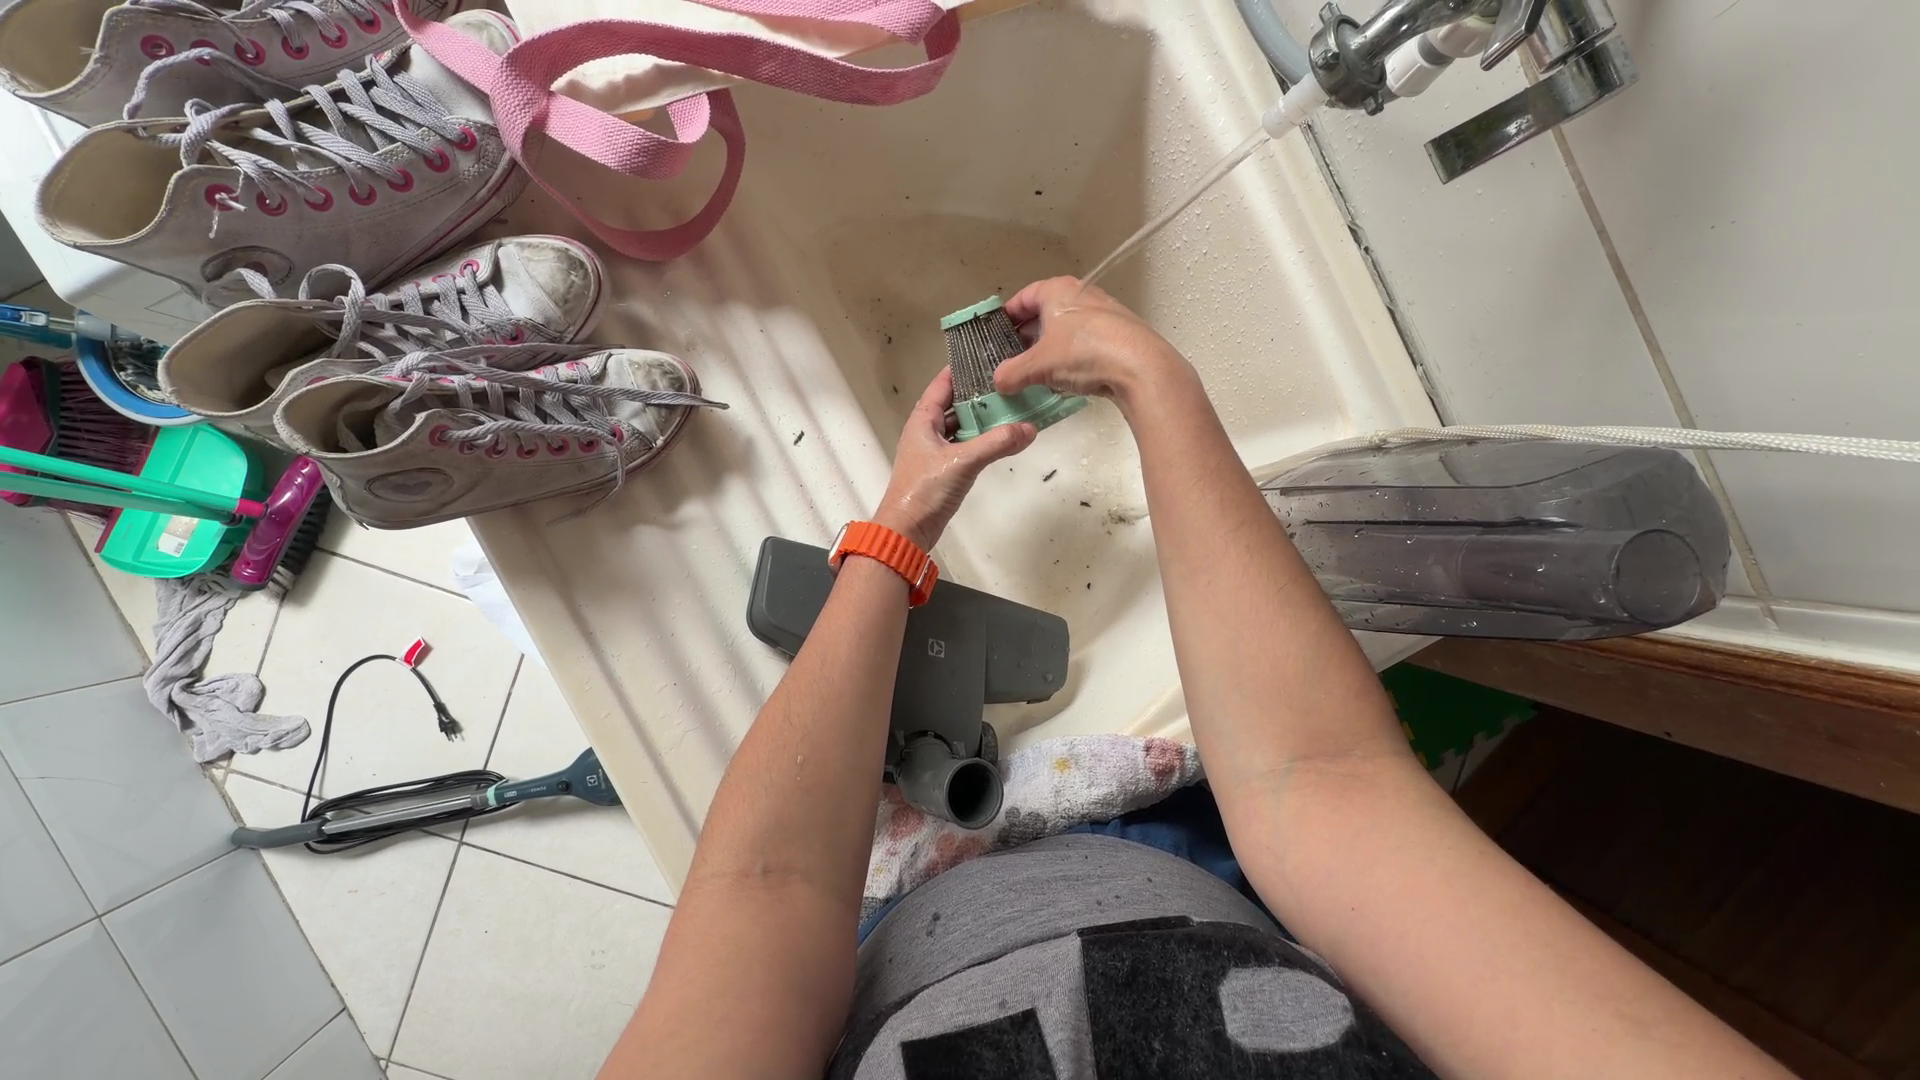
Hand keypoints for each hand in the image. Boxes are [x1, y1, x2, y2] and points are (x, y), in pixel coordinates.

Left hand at [872, 369, 1034, 550]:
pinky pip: (966, 446)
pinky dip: (982, 440)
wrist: (907, 531)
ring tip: (1012, 405)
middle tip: (1010, 382)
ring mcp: (935, 451)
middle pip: (955, 403)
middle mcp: (927, 431)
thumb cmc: (925, 490)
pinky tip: (1002, 438)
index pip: (942, 384)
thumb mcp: (962, 462)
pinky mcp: (944, 470)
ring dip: (983, 418)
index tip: (988, 355)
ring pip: (962, 426)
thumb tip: (1030, 428)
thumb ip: (996, 444)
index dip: (962, 368)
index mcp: (923, 420)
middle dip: (980, 393)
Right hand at [994, 277, 1198, 413]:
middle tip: (1015, 358)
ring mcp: (1104, 313)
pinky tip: (1068, 378)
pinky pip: (1086, 343)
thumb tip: (1000, 381)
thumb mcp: (1039, 365)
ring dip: (1051, 348)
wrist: (1140, 367)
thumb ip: (1013, 373)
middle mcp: (1081, 294)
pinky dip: (1073, 357)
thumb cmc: (1085, 352)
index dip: (1008, 317)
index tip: (997, 335)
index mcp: (1058, 290)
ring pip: (1067, 329)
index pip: (1024, 297)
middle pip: (1046, 313)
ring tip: (1040, 372)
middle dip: (1029, 336)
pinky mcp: (1119, 335)